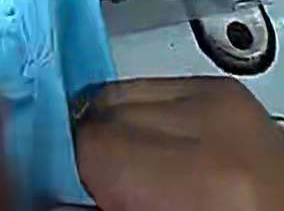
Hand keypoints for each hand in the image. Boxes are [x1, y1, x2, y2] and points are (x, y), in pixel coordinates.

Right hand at [73, 77, 283, 210]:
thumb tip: (54, 187)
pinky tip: (157, 153)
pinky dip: (144, 115)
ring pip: (126, 87)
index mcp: (204, 176)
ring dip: (115, 127)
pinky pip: (157, 85)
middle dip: (89, 146)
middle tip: (95, 184)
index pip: (93, 143)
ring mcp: (225, 94)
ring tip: (129, 171)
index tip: (61, 187)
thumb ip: (107, 200)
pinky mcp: (229, 88)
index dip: (68, 170)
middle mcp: (215, 116)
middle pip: (105, 104)